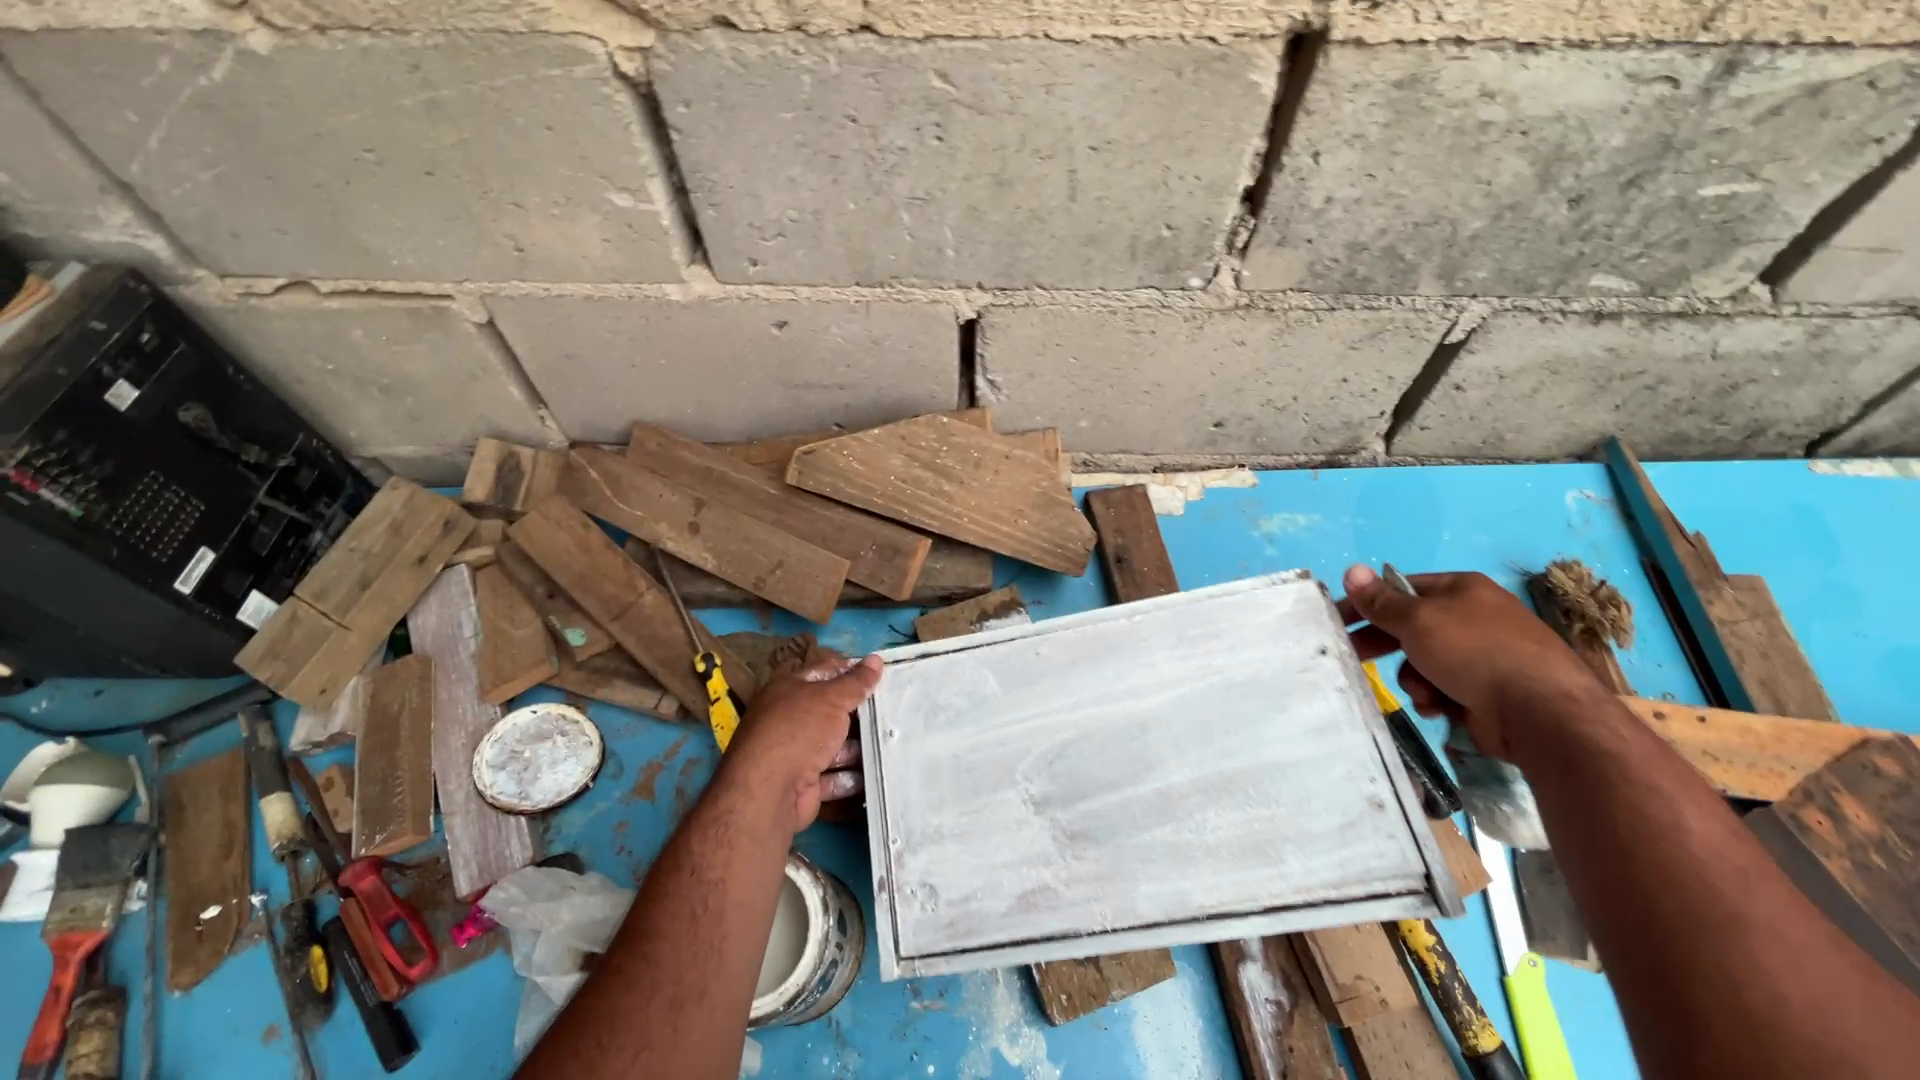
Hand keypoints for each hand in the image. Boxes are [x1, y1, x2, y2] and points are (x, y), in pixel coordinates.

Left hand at [721, 653, 881, 834]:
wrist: (770, 789)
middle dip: (859, 714)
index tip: (881, 674)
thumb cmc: (800, 729)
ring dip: (857, 748)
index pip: (825, 673)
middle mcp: (789, 719)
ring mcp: (795, 754)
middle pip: (831, 712)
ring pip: (834, 747)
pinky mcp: (803, 784)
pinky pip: (832, 777)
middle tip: (893, 712)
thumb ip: (855, 682)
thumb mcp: (831, 698)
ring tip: (891, 744)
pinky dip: (850, 777)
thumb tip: (876, 659)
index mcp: (789, 690)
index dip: (852, 672)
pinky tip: (874, 774)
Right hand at [1337, 565, 1607, 763]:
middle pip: (1412, 628)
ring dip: (1414, 679)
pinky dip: (1436, 698)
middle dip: (1387, 646)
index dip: (1368, 603)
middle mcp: (1474, 617)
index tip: (1338, 622)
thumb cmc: (1474, 652)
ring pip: (1424, 663)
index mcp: (1462, 589)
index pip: (1402, 589)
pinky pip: (1444, 689)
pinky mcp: (1488, 690)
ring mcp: (1483, 655)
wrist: (1540, 710)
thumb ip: (1380, 601)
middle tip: (1355, 657)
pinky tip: (1441, 708)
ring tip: (1424, 692)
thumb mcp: (1418, 620)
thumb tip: (1351, 570)